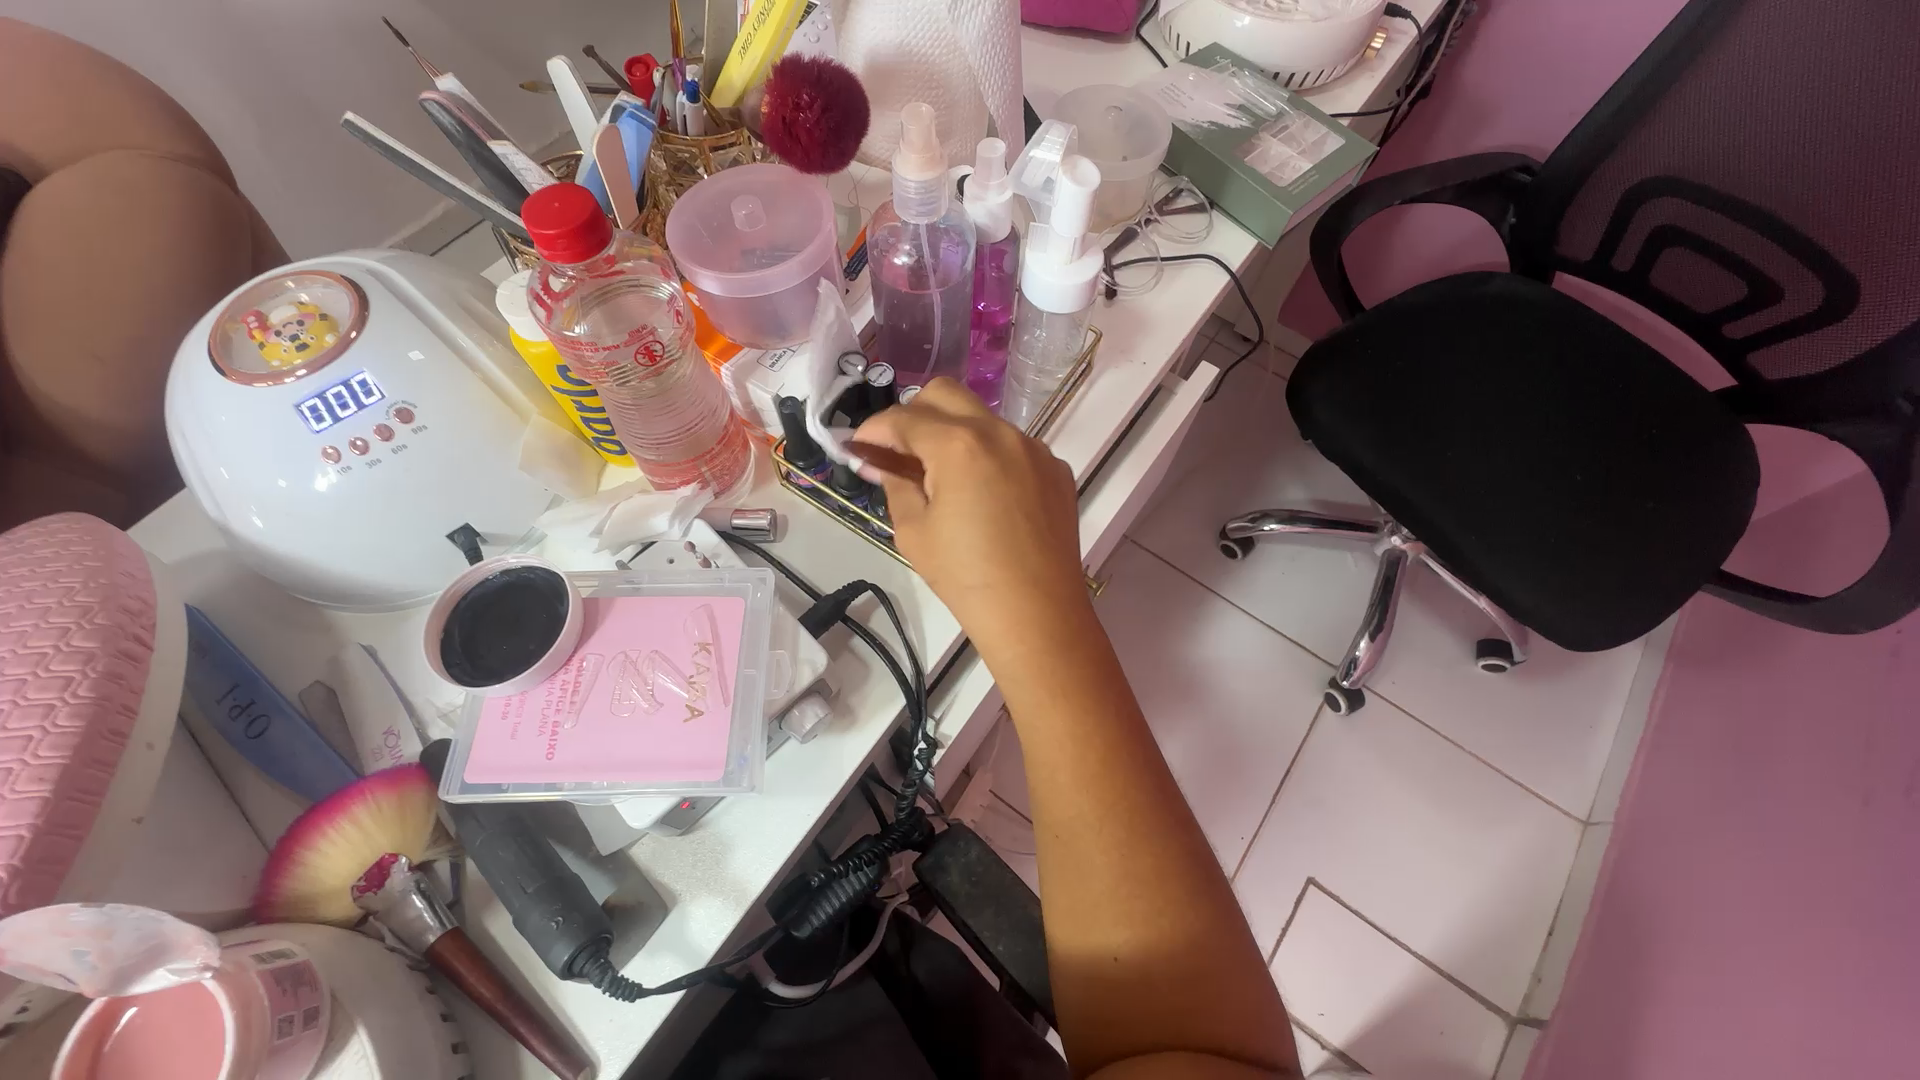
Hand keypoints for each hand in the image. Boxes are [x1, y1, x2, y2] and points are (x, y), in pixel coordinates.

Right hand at [852, 379, 1089, 646]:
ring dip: (955, 434)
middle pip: (945, 395)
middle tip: (899, 452)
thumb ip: (894, 484)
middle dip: (913, 414)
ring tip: (943, 478)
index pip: (903, 418)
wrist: (1036, 614)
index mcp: (958, 444)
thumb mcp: (913, 531)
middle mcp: (1000, 432)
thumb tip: (878, 462)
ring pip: (983, 419)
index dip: (874, 429)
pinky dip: (990, 457)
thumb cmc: (965, 577)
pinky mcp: (1056, 471)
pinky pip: (1014, 447)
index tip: (858, 446)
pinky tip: (985, 497)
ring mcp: (1034, 449)